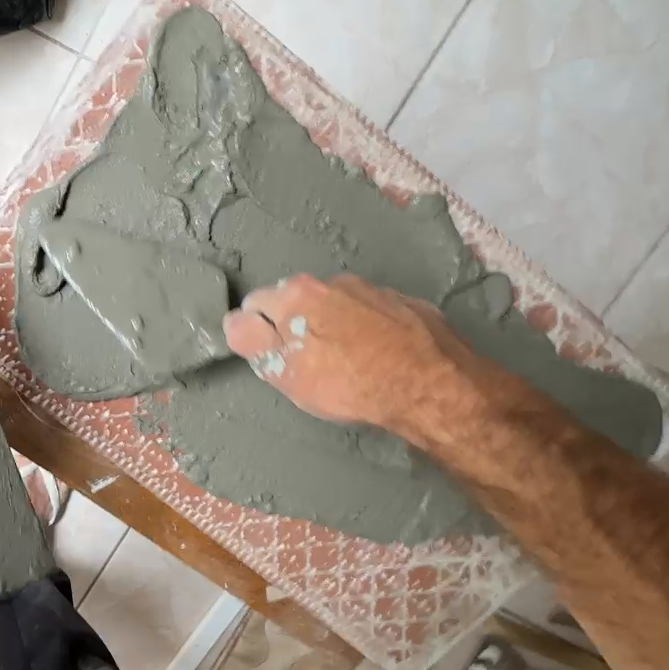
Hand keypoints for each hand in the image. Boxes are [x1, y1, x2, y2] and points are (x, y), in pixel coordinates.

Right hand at [221, 273, 475, 432]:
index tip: (273, 358)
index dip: (258, 334)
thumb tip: (234, 321)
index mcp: (296, 294)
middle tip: (310, 365)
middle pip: (298, 302)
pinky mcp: (409, 304)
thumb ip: (251, 341)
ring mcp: (375, 290)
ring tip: (349, 362)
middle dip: (296, 327)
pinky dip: (370, 330)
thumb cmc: (347, 382)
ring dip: (335, 326)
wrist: (434, 387)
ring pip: (338, 306)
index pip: (255, 304)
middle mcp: (334, 281)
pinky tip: (380, 357)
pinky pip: (375, 314)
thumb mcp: (283, 371)